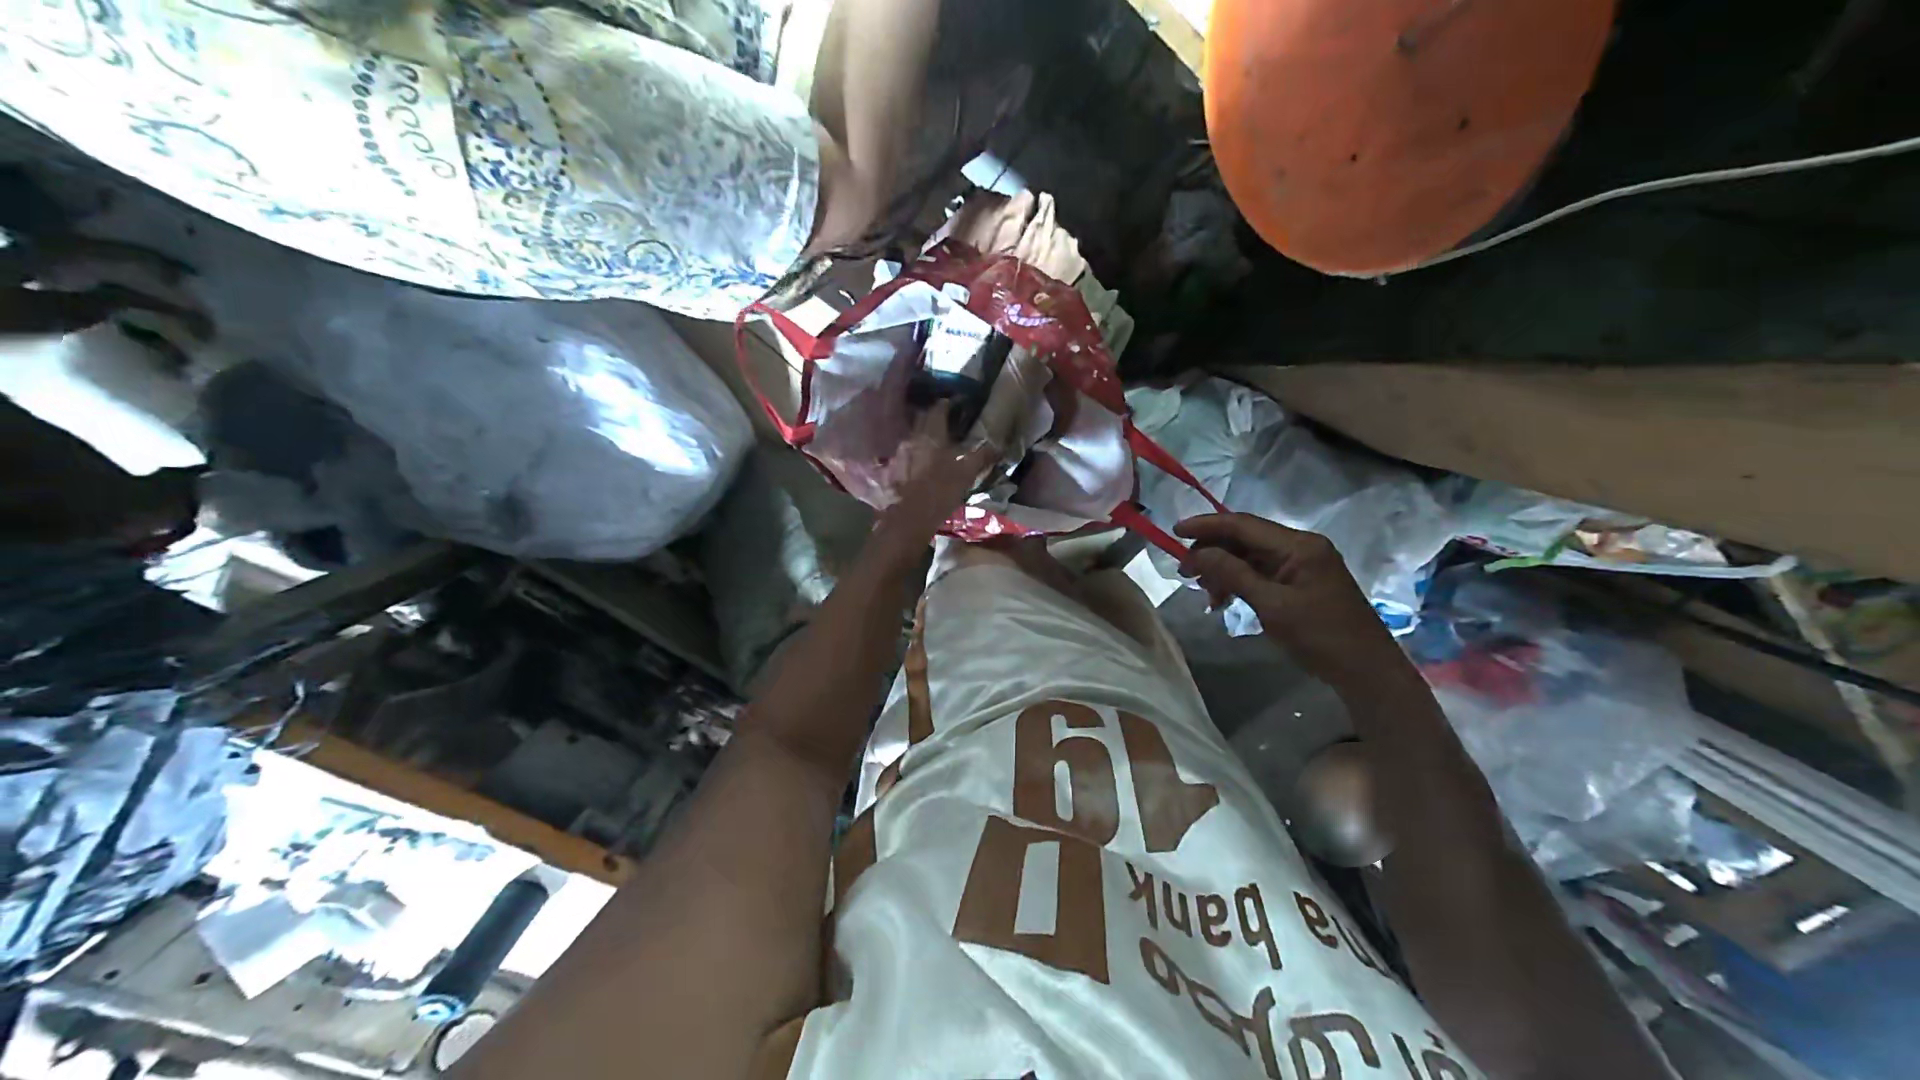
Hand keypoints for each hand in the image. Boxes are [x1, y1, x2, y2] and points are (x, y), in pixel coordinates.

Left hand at [871, 401, 996, 565]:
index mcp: (932, 434)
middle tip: (944, 420)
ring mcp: (899, 452)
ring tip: (932, 440)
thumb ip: (982, 457)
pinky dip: (911, 452)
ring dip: (921, 434)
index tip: (956, 404)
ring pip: (911, 435)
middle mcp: (912, 437)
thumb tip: (998, 446)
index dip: (948, 405)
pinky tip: (917, 460)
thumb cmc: (940, 492)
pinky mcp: (891, 468)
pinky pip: (902, 453)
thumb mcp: (966, 473)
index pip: (939, 409)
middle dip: (932, 416)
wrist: (909, 518)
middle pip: (922, 418)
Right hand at [1176, 514, 1403, 693]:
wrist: (1365, 670)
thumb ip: (1234, 574)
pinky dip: (1239, 582)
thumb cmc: (1320, 636)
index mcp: (1299, 545)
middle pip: (1245, 538)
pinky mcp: (1301, 582)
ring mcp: (1302, 564)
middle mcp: (1301, 547)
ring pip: (1250, 557)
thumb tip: (1198, 553)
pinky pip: (1262, 573)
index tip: (1174, 531)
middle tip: (1184, 572)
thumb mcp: (1272, 605)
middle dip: (1212, 552)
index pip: (1243, 525)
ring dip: (1223, 570)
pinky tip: (1223, 600)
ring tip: (1203, 592)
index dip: (1206, 525)